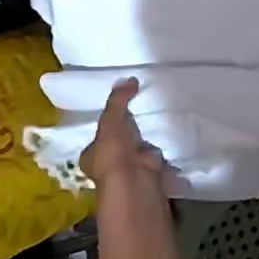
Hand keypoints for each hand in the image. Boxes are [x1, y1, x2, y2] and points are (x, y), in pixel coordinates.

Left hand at [81, 77, 167, 192]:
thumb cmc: (114, 152)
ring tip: (156, 127)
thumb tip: (130, 79)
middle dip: (129, 137)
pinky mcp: (149, 176)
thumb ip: (119, 100)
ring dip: (147, 145)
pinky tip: (166, 143)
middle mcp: (108, 168)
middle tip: (139, 120)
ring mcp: (129, 174)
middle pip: (119, 147)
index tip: (121, 114)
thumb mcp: (111, 120)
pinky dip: (161, 154)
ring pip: (138, 154)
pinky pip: (156, 160)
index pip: (98, 139)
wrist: (136, 180)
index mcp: (91, 156)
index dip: (108, 127)